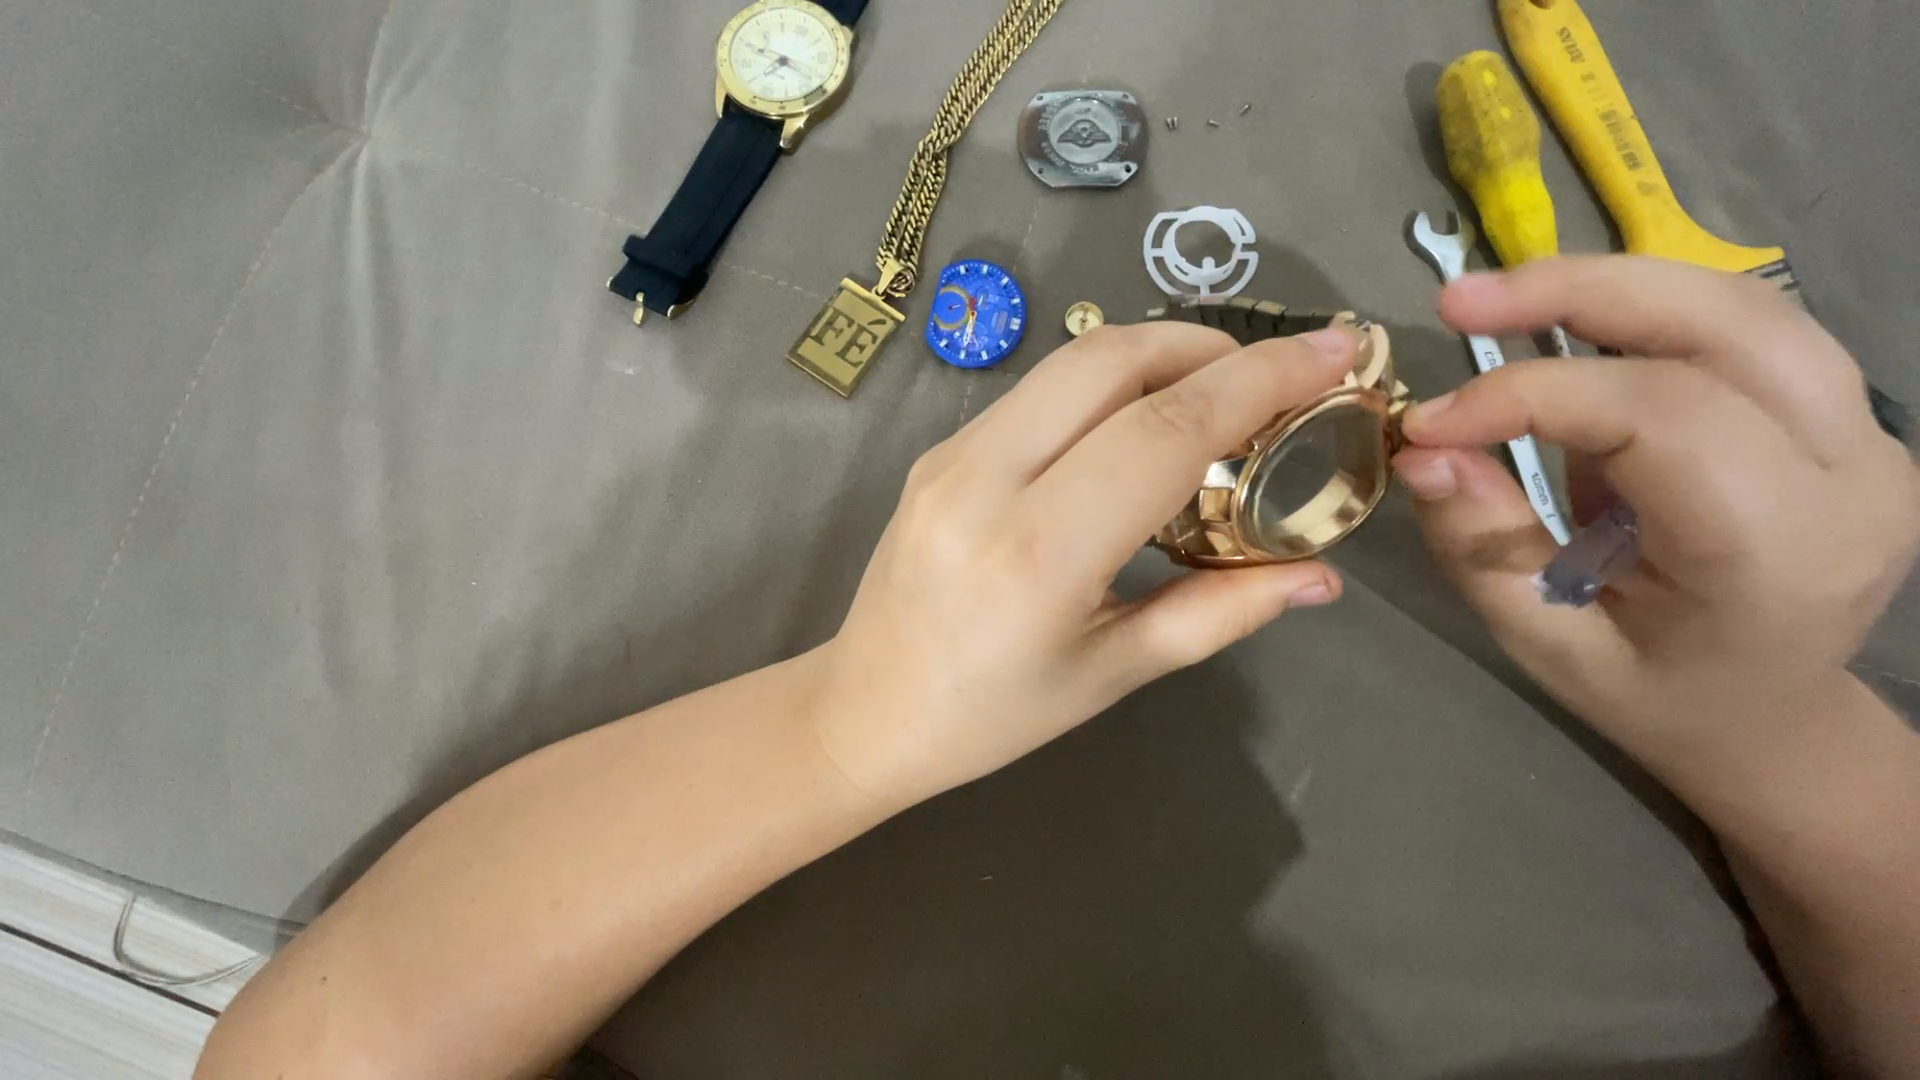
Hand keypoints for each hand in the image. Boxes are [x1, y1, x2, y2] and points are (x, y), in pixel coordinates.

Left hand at [813, 322, 1361, 807]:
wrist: (864, 709)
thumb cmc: (989, 716)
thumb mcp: (1111, 673)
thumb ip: (1218, 613)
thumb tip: (1319, 574)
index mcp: (1036, 552)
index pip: (1162, 431)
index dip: (1258, 380)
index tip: (1332, 351)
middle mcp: (984, 480)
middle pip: (1109, 359)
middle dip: (1207, 346)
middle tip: (1273, 375)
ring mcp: (949, 456)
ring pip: (1068, 364)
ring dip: (1155, 357)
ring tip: (1217, 396)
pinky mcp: (936, 452)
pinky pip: (1036, 394)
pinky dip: (1104, 388)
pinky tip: (1136, 427)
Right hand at [1395, 257, 1919, 777]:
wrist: (1764, 712)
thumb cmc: (1647, 692)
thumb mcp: (1543, 640)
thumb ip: (1482, 545)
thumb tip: (1419, 453)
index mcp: (1780, 552)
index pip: (1659, 418)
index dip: (1527, 398)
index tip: (1423, 424)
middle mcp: (1853, 473)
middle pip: (1726, 324)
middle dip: (1577, 292)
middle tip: (1454, 302)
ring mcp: (1863, 432)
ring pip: (1741, 305)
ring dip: (1605, 285)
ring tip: (1494, 298)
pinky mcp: (1836, 414)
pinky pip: (1738, 327)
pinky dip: (1636, 309)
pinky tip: (1561, 321)